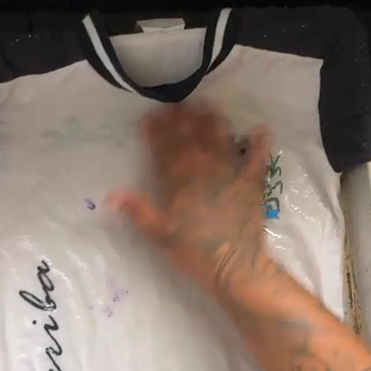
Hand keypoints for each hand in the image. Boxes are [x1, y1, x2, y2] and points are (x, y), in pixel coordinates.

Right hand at [110, 103, 278, 296]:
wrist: (236, 267)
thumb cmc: (194, 253)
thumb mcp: (160, 236)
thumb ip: (139, 212)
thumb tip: (111, 194)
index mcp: (180, 183)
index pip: (165, 150)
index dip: (157, 132)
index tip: (150, 115)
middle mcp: (205, 172)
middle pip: (191, 140)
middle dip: (182, 120)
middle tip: (176, 103)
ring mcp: (231, 176)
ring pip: (220, 141)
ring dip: (213, 123)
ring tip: (208, 107)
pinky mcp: (252, 186)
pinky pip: (257, 160)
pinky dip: (258, 145)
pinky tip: (259, 130)